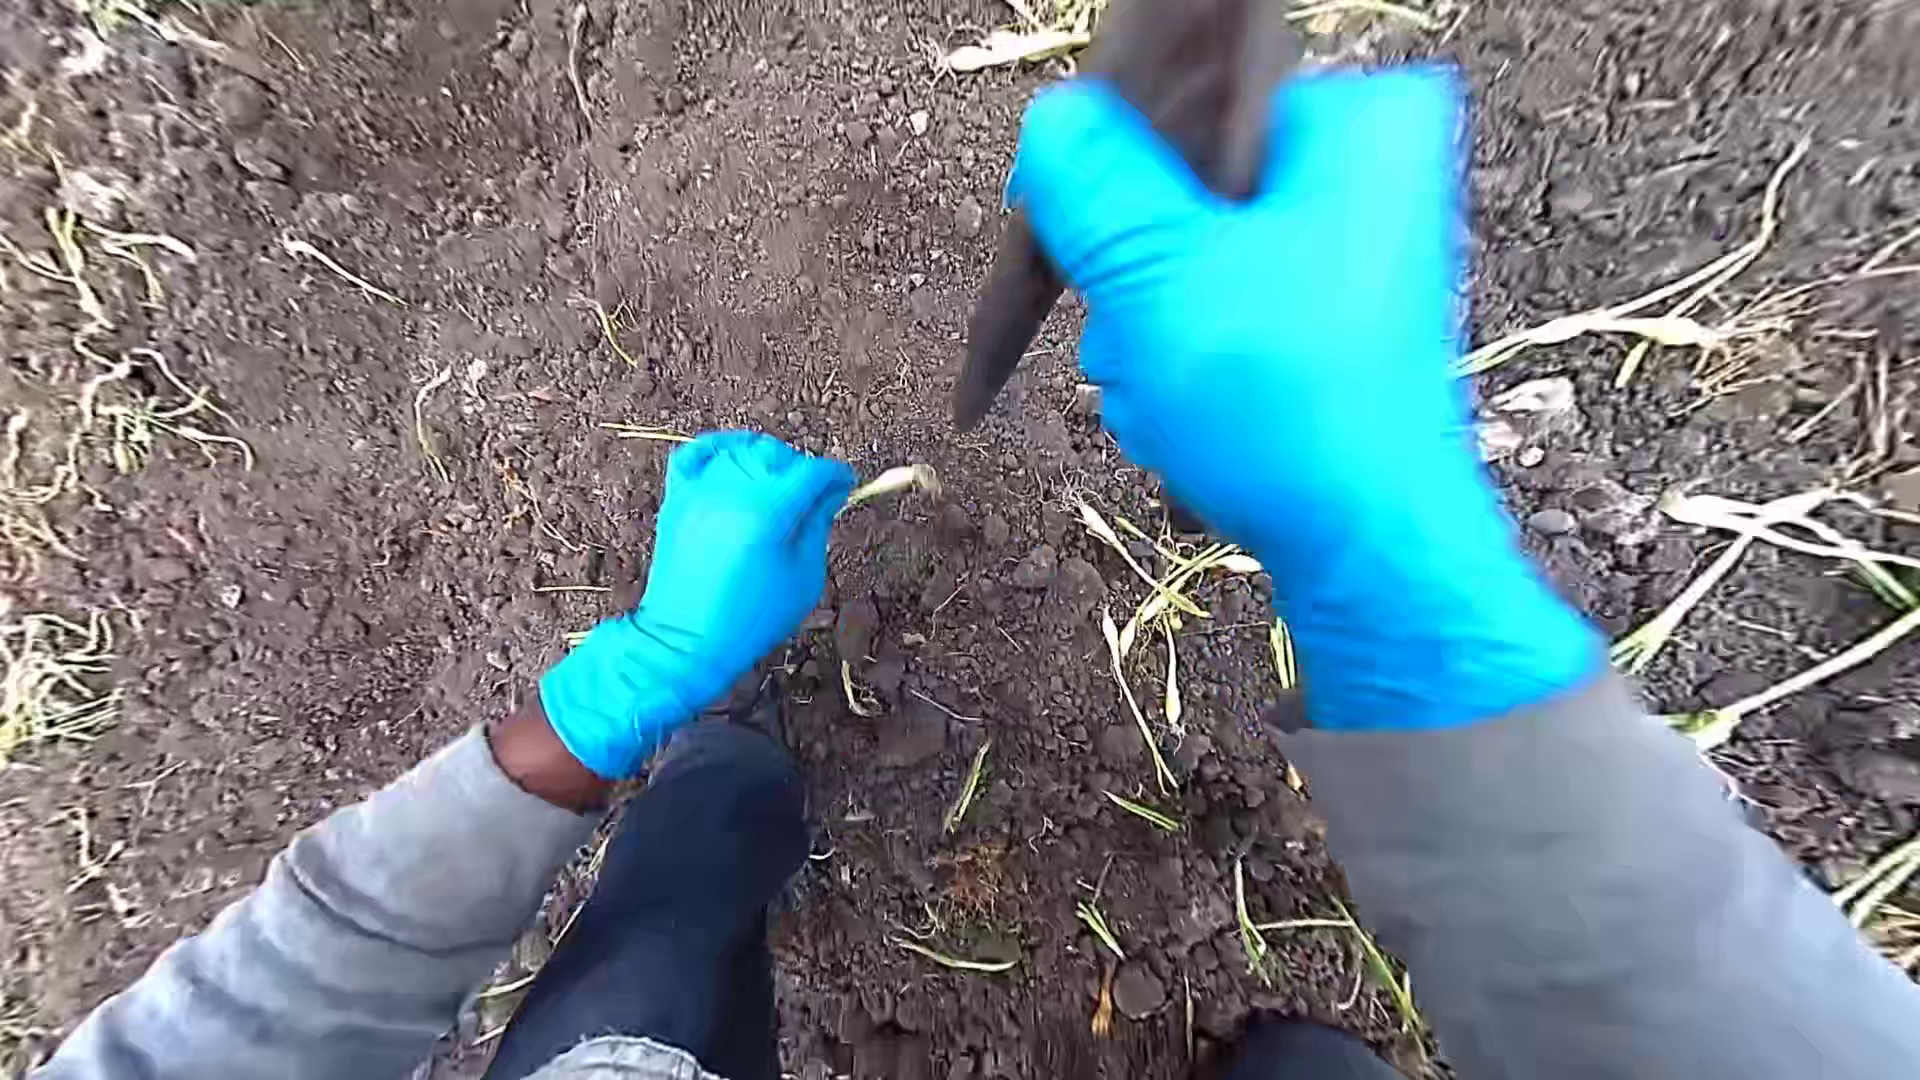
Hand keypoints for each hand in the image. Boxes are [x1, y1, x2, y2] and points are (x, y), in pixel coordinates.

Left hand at [540, 432, 853, 778]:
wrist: (688, 640)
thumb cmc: (753, 617)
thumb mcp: (803, 576)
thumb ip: (818, 525)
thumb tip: (831, 493)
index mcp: (769, 512)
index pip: (812, 472)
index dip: (835, 475)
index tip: (846, 484)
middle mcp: (732, 491)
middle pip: (778, 455)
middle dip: (803, 470)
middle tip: (813, 497)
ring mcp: (700, 491)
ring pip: (744, 449)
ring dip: (768, 460)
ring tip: (778, 487)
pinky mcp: (679, 498)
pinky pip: (698, 452)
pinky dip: (722, 448)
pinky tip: (739, 460)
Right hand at [1010, 68, 1598, 729]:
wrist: (1348, 538)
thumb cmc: (1273, 402)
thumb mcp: (1164, 279)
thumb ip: (1098, 189)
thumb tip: (1053, 117)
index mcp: (1348, 128)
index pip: (1187, 115)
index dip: (1114, 190)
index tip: (1084, 260)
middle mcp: (1346, 186)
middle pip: (1172, 212)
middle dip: (1129, 299)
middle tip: (1139, 352)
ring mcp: (1322, 266)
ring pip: (1173, 283)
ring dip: (1138, 349)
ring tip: (1160, 400)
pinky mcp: (1298, 333)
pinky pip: (1198, 330)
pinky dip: (1169, 376)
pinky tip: (1177, 420)